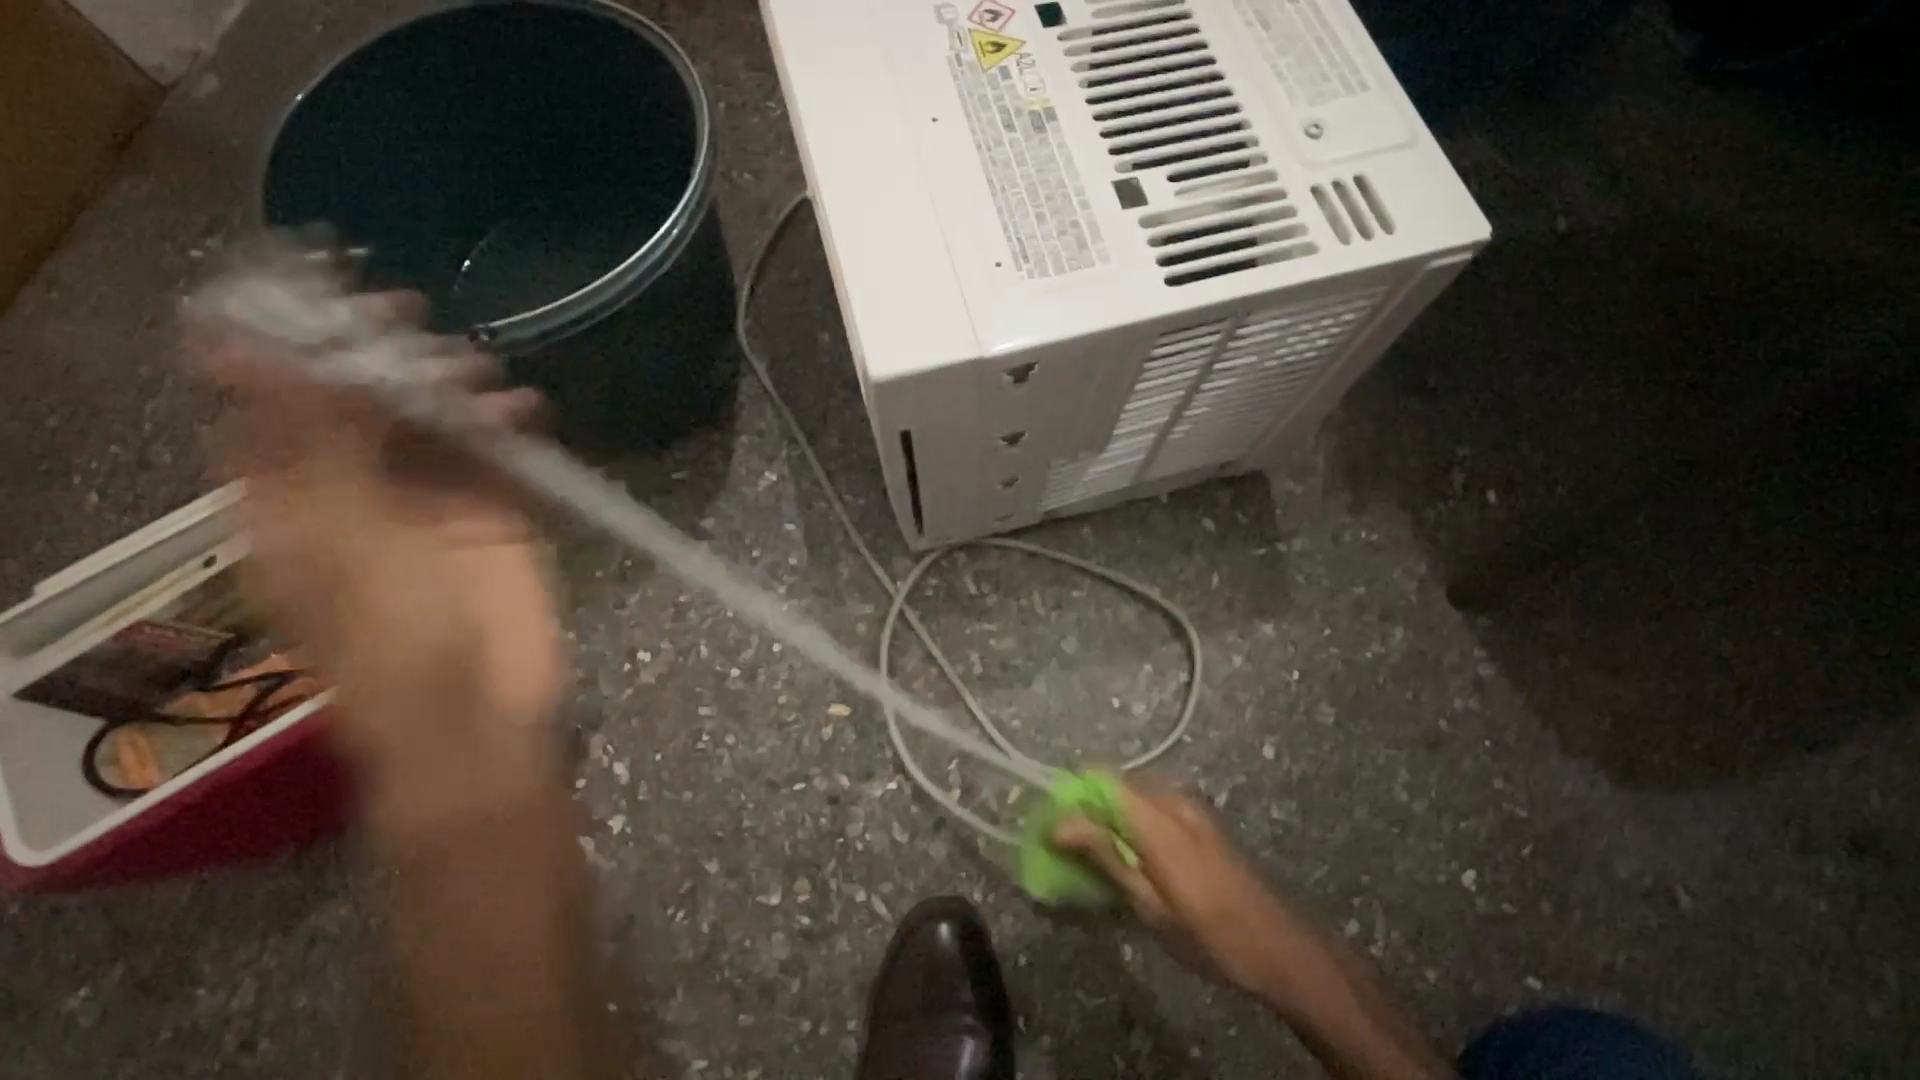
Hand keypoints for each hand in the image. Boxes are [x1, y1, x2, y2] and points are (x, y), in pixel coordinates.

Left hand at [188, 293, 565, 819]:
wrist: (480, 710)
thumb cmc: (390, 638)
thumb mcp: (340, 535)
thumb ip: (313, 441)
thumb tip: (256, 347)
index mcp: (292, 501)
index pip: (262, 407)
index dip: (273, 347)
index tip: (300, 289)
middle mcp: (357, 491)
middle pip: (355, 402)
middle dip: (375, 354)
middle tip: (401, 310)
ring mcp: (432, 504)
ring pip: (432, 422)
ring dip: (449, 386)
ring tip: (474, 366)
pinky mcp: (498, 517)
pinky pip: (500, 456)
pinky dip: (511, 426)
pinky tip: (523, 408)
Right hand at [1051, 779, 1313, 1001]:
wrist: (1284, 950)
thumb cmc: (1212, 937)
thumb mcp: (1151, 906)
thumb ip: (1105, 857)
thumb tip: (1057, 823)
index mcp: (1160, 818)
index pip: (1101, 778)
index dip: (1071, 796)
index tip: (1052, 828)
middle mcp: (1175, 800)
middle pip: (1117, 782)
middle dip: (1088, 806)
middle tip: (1070, 849)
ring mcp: (1193, 808)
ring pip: (1136, 793)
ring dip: (1111, 816)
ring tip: (1099, 859)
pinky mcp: (1203, 821)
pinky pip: (1155, 805)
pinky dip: (1134, 822)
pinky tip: (1133, 860)